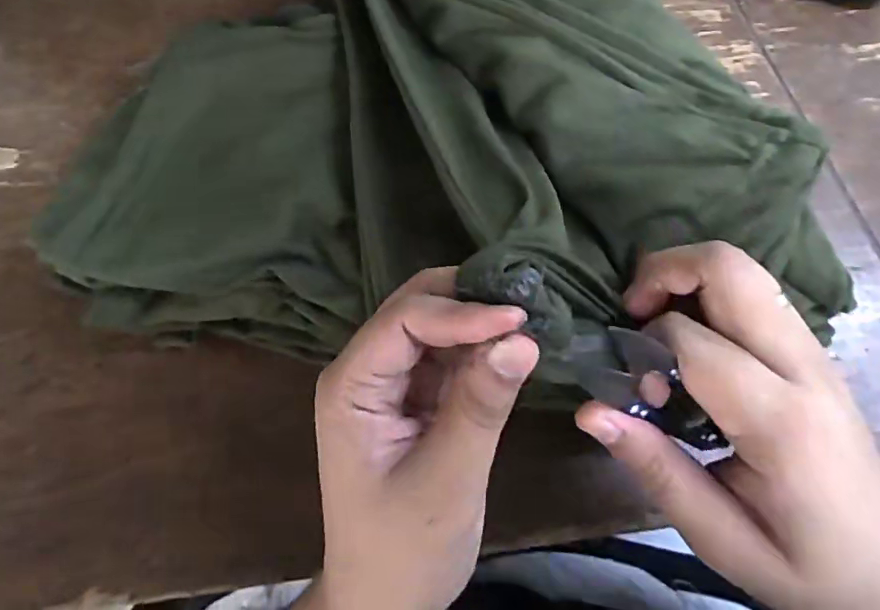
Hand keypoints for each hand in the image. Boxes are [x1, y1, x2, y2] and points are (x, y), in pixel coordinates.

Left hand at [301, 267, 540, 609]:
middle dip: (468, 300)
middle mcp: (364, 368)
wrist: (385, 601)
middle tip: (525, 303)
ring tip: (528, 318)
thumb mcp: (448, 481)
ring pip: (434, 321)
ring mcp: (388, 379)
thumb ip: (481, 406)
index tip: (518, 318)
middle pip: (414, 307)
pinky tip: (512, 345)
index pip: (404, 320)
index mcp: (351, 385)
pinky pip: (448, 352)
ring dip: (478, 317)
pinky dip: (480, 344)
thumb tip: (524, 340)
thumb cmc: (405, 549)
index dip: (461, 312)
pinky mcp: (414, 393)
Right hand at [575, 242, 879, 609]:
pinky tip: (693, 334)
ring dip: (686, 275)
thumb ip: (657, 470)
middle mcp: (804, 367)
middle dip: (664, 270)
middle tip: (633, 312)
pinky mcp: (814, 350)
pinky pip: (754, 290)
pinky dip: (709, 290)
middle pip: (729, 268)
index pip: (696, 341)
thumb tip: (590, 411)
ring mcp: (816, 351)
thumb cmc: (807, 571)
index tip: (637, 386)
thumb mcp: (724, 541)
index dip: (647, 347)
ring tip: (657, 320)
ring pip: (743, 267)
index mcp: (784, 422)